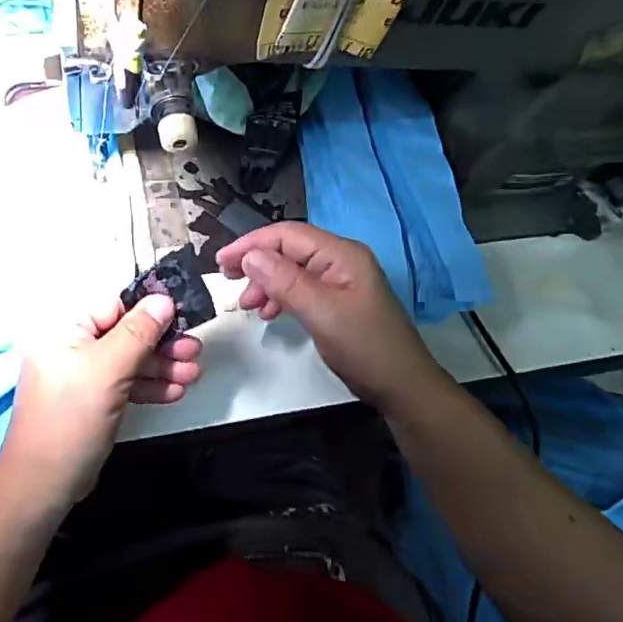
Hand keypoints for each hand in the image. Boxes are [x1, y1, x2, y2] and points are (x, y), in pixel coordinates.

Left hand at [0, 293, 202, 511]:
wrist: (44, 484)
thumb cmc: (71, 419)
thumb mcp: (108, 369)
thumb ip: (138, 332)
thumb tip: (163, 299)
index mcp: (63, 327)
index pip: (114, 304)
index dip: (151, 308)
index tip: (184, 314)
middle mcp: (70, 345)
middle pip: (126, 332)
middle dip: (162, 342)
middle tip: (194, 349)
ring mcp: (82, 374)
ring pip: (130, 359)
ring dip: (163, 365)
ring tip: (193, 372)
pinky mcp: (92, 398)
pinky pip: (125, 382)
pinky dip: (150, 385)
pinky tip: (175, 391)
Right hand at [214, 222, 452, 411]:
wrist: (402, 386)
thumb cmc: (365, 347)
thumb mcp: (321, 313)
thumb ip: (285, 281)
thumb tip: (250, 256)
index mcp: (342, 254)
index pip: (288, 235)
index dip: (251, 244)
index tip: (220, 262)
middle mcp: (341, 260)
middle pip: (288, 249)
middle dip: (256, 262)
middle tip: (227, 281)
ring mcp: (340, 280)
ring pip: (291, 270)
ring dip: (266, 282)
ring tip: (248, 305)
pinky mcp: (337, 300)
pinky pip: (300, 288)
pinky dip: (280, 297)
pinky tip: (269, 313)